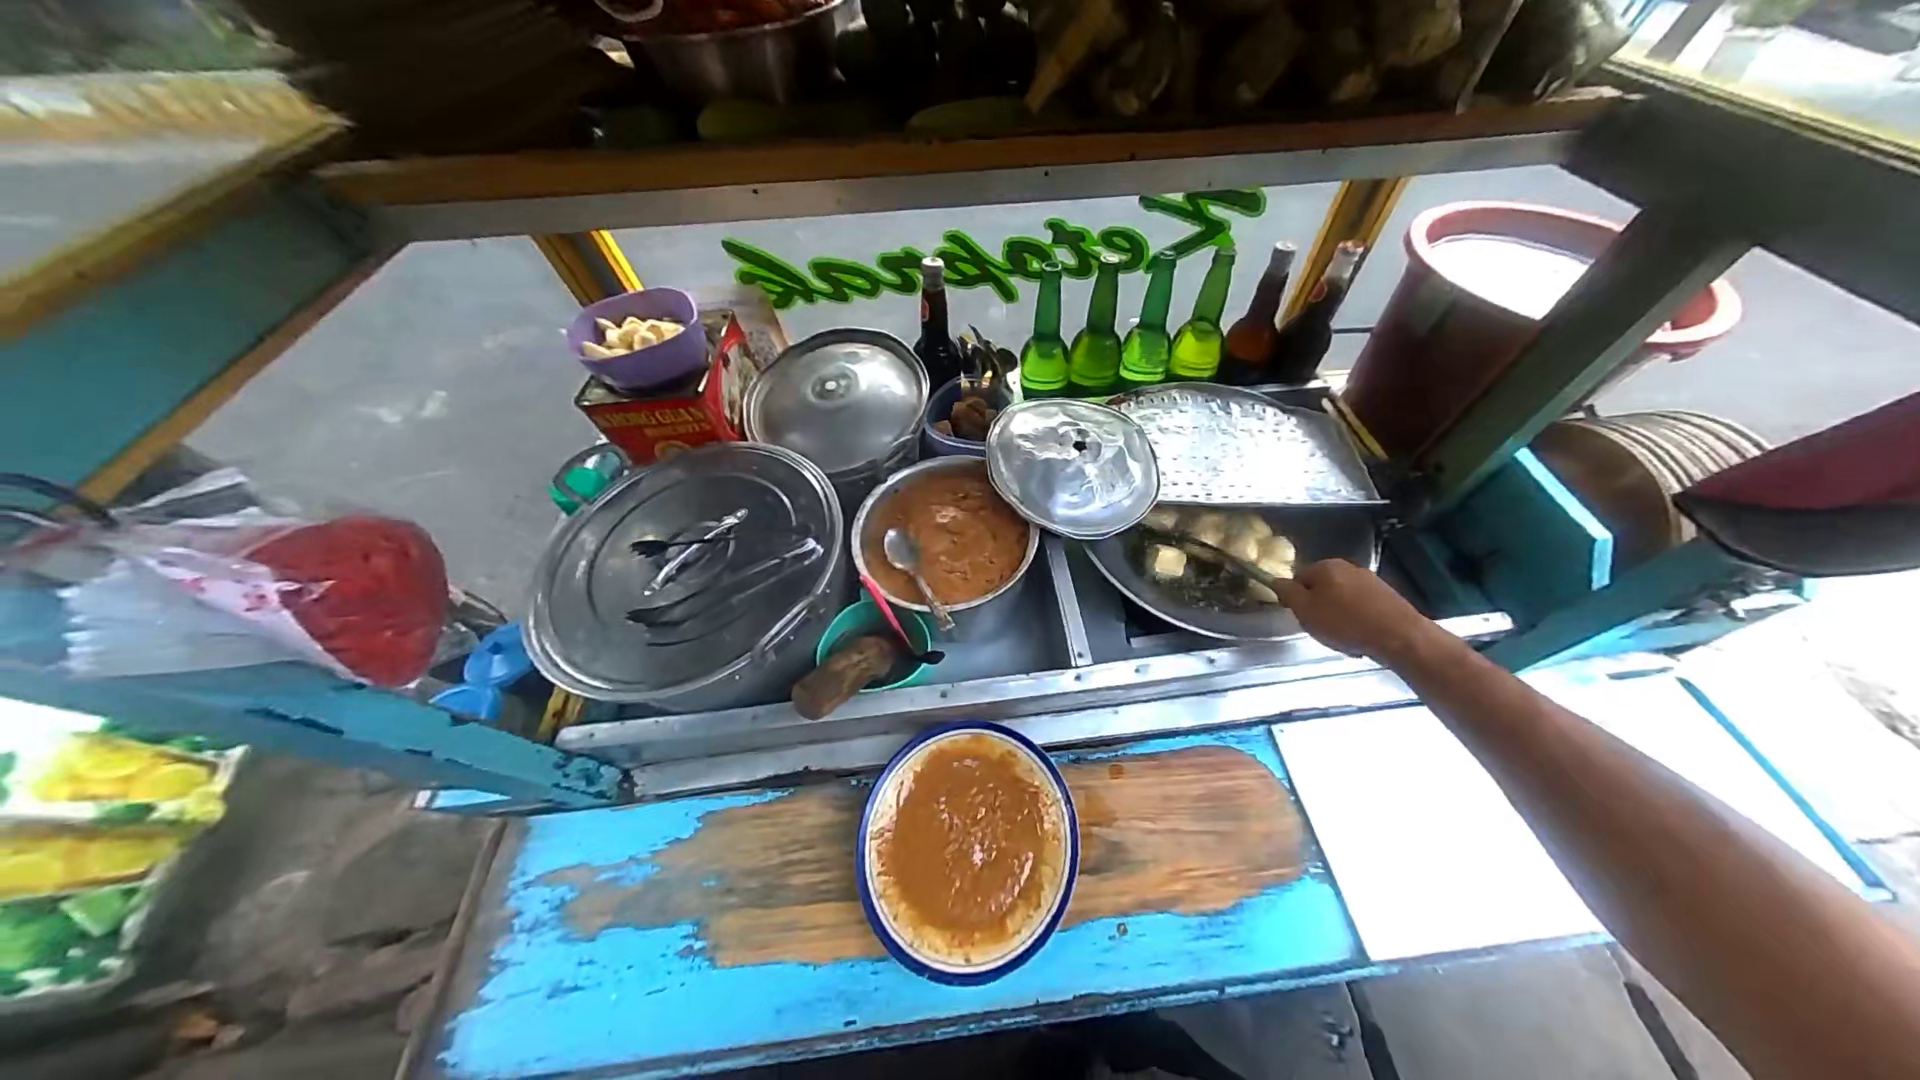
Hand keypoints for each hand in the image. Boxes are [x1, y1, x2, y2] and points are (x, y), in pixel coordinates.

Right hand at [1271, 559, 1437, 662]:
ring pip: (1342, 600)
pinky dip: (1358, 622)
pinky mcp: (1388, 597)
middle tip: (1322, 629)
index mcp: (1325, 566)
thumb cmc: (1345, 623)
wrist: (1400, 637)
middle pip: (1322, 589)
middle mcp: (1349, 567)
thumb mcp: (1305, 610)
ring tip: (1344, 638)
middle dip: (1319, 609)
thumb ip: (1287, 593)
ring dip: (1339, 618)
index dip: (1297, 601)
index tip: (1304, 618)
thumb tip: (1277, 581)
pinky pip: (1362, 609)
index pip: (1299, 580)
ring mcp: (1371, 581)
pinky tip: (1361, 637)